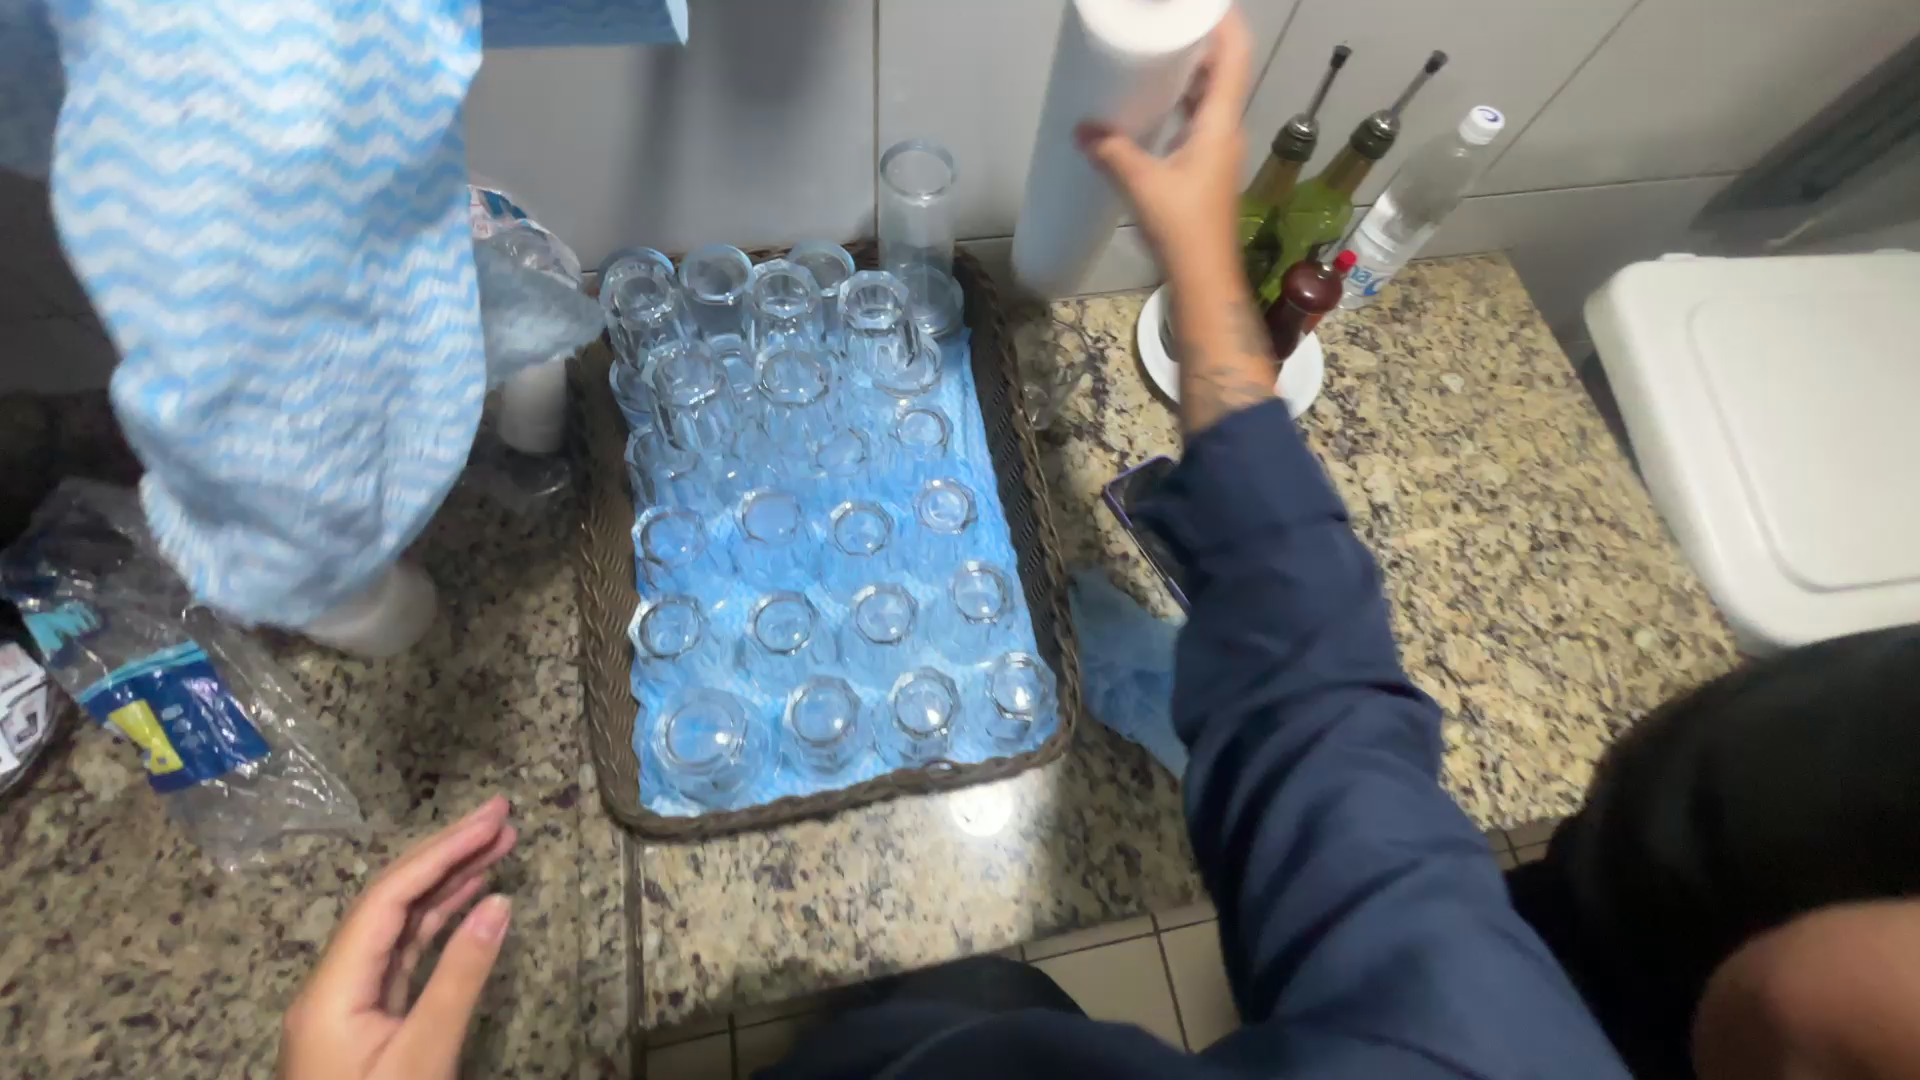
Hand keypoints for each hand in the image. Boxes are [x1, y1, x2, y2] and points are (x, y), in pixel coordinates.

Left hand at [280, 796, 518, 1079]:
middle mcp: (335, 984)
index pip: (389, 898)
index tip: (494, 819)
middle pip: (391, 898)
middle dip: (447, 850)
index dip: (443, 851)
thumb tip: (500, 902)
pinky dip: (446, 912)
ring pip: (403, 919)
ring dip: (451, 876)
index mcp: (332, 990)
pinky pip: (410, 946)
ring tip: (502, 840)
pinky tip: (476, 891)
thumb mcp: (422, 1059)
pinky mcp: (371, 1014)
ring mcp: (351, 999)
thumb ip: (460, 978)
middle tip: (502, 813)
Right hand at [1075, 8, 1254, 276]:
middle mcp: (1226, 130)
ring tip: (1157, 61)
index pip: (1234, 53)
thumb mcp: (1142, 186)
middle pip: (1223, 70)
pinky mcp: (1207, 171)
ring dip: (1190, 77)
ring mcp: (1219, 151)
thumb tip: (1082, 130)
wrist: (1202, 277)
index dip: (1220, 22)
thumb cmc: (1181, 228)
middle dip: (1198, 44)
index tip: (1193, 8)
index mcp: (1220, 123)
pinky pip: (1199, 122)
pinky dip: (1182, 106)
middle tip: (1165, 32)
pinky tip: (1156, 111)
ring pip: (1211, 98)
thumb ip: (1113, 153)